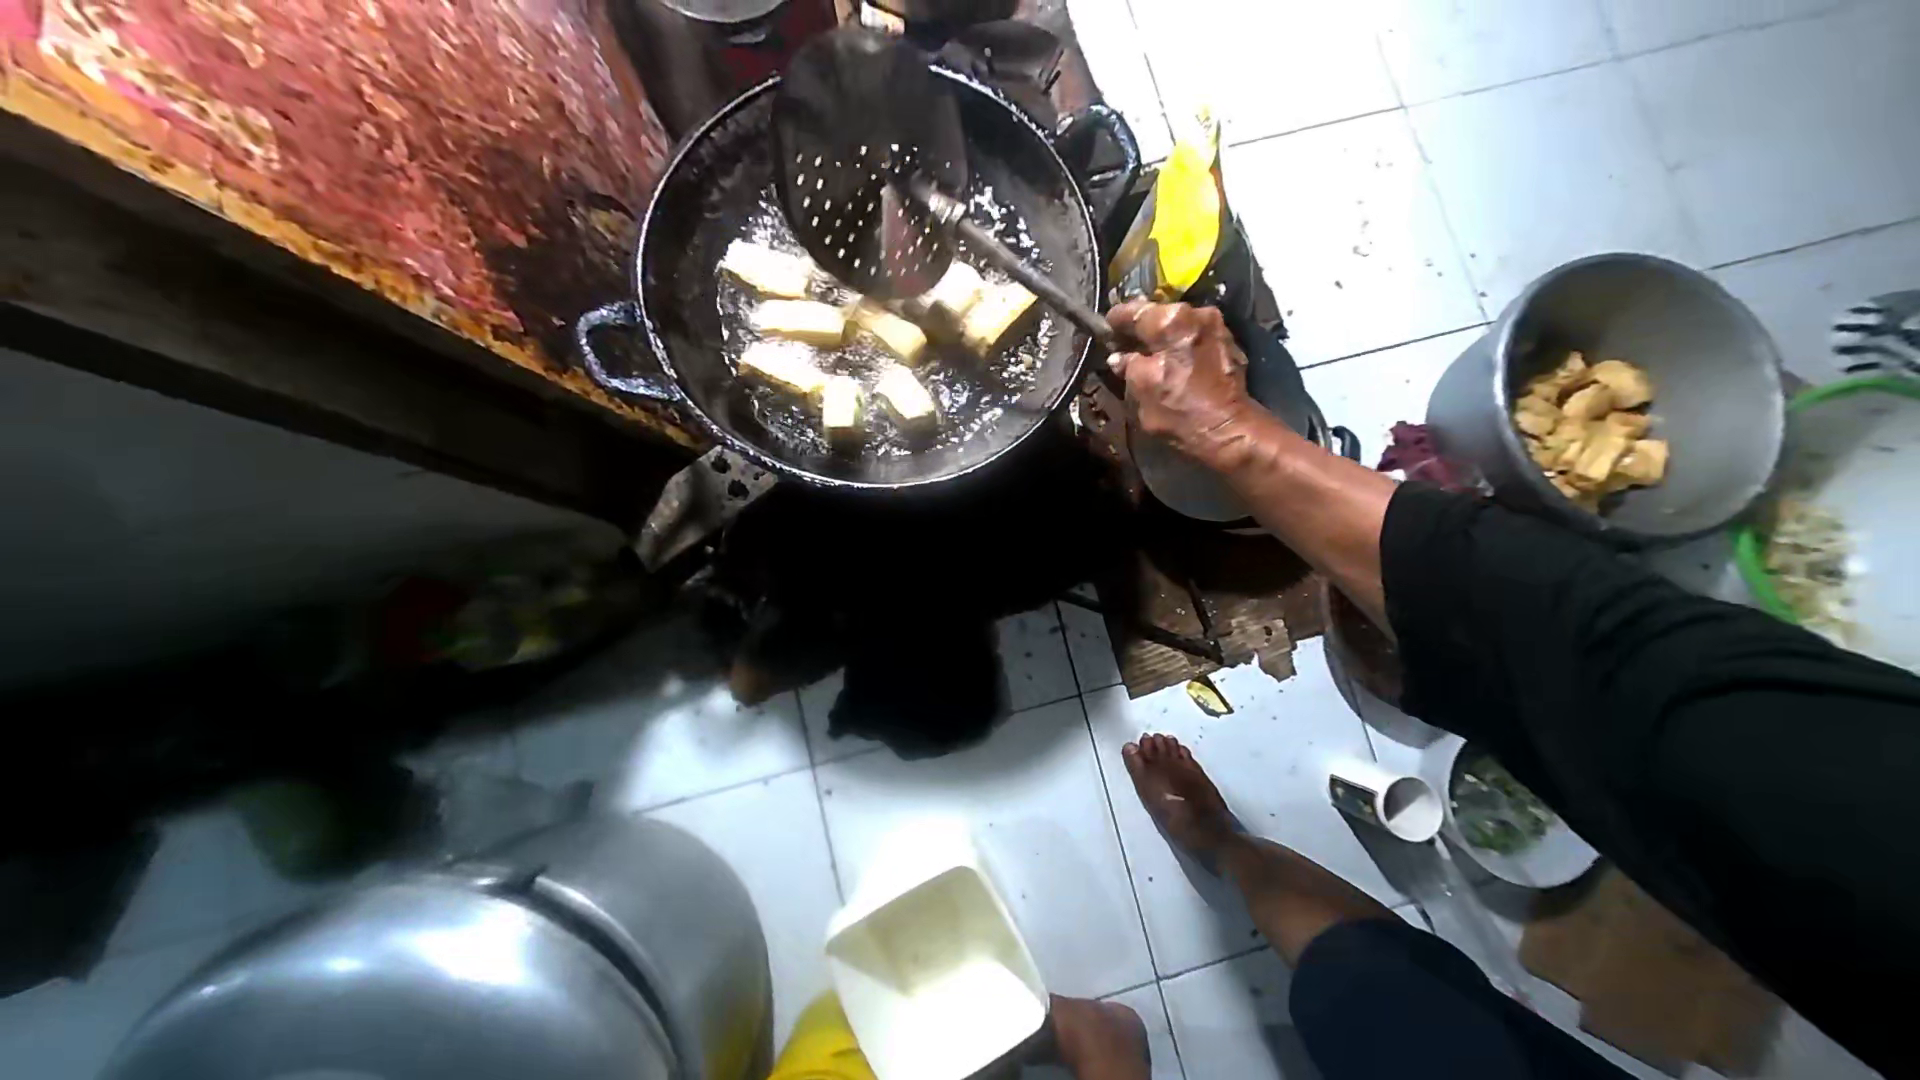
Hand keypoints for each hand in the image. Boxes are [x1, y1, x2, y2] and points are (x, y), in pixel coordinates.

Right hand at [1107, 300, 1268, 469]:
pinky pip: (1194, 336)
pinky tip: (1171, 361)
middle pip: (1159, 315)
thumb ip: (1127, 366)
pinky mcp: (1228, 343)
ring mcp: (1216, 326)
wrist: (1227, 429)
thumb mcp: (1140, 389)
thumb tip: (1119, 358)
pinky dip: (1181, 345)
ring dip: (1163, 338)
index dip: (1115, 320)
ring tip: (1147, 353)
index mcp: (1171, 321)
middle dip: (1141, 329)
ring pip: (1179, 325)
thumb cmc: (1178, 410)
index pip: (1134, 311)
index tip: (1105, 328)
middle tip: (1124, 343)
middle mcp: (1197, 313)